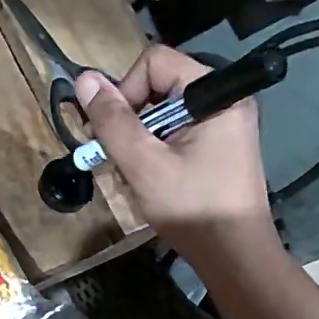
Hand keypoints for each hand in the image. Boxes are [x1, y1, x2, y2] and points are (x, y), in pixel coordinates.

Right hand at [75, 46, 272, 258]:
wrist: (234, 256)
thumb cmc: (192, 208)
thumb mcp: (144, 164)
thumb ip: (113, 121)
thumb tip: (84, 80)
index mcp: (216, 93)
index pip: (154, 62)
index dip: (126, 91)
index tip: (115, 132)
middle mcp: (223, 99)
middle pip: (158, 84)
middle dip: (130, 119)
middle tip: (118, 156)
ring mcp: (222, 123)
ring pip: (161, 111)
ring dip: (138, 139)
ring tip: (135, 174)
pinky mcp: (217, 145)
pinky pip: (174, 131)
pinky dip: (153, 150)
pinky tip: (150, 178)